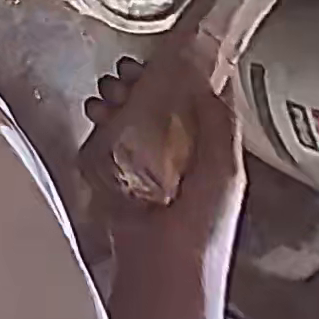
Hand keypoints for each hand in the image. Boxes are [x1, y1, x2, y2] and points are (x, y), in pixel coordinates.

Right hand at [83, 57, 246, 269]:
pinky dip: (99, 116)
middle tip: (123, 74)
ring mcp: (142, 157)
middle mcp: (174, 148)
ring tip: (106, 94)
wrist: (164, 264)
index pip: (189, 100)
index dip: (176, 75)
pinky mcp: (113, 166)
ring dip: (115, 96)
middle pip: (153, 102)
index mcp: (205, 148)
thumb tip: (207, 80)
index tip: (159, 54)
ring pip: (126, 112)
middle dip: (138, 83)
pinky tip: (94, 112)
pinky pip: (105, 131)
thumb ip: (218, 128)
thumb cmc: (202, 222)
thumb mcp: (224, 172)